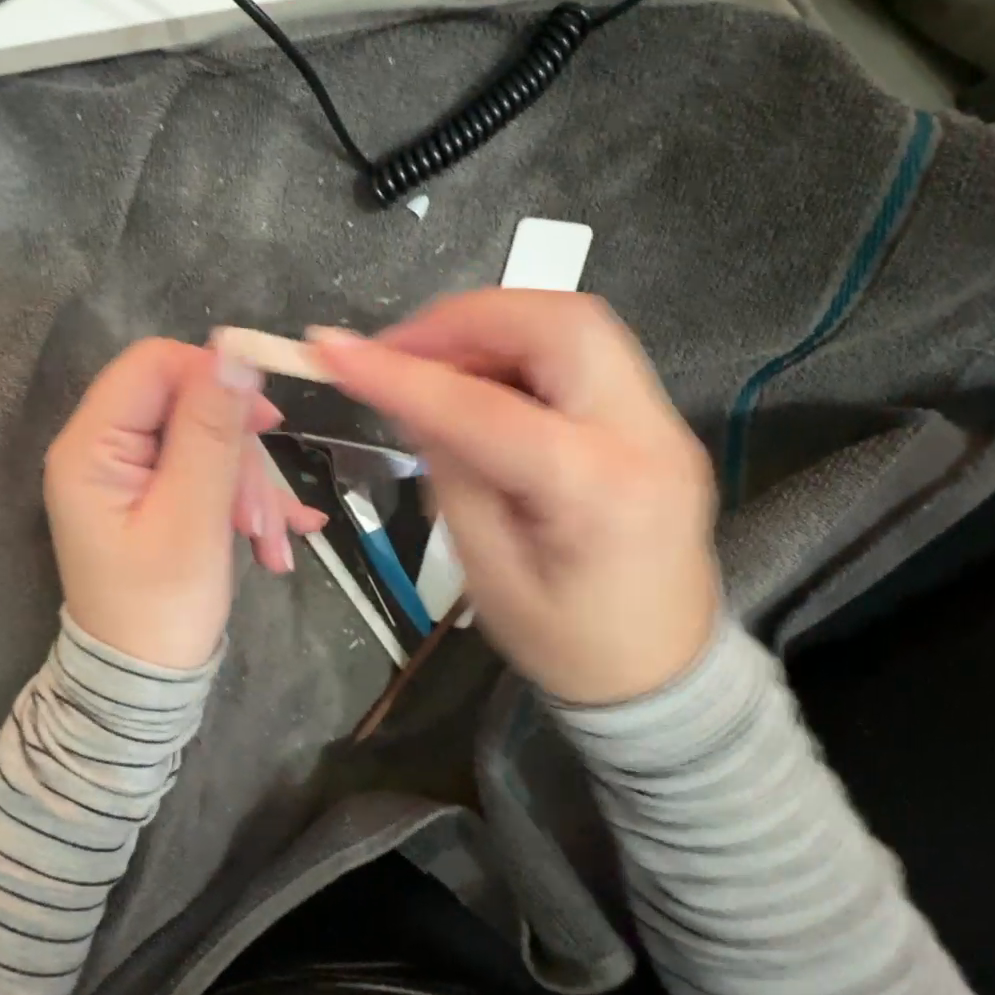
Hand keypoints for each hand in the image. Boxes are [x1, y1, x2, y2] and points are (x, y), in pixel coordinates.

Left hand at [46, 339, 327, 668]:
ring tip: (275, 542)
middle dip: (238, 452)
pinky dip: (238, 501)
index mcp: (90, 447)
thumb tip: (234, 351)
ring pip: (203, 440)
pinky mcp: (149, 495)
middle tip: (269, 514)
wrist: (144, 682)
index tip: (266, 422)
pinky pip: (201, 472)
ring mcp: (124, 474)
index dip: (214, 377)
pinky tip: (273, 540)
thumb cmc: (162, 607)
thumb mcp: (193, 516)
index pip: (153, 364)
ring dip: (247, 485)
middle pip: (184, 403)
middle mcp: (99, 449)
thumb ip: (210, 430)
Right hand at [309, 291, 720, 705]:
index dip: (401, 375)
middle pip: (560, 323)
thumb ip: (453, 476)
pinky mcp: (652, 418)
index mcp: (598, 492)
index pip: (486, 409)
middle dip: (463, 319)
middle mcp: (646, 435)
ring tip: (427, 363)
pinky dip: (514, 350)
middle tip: (394, 348)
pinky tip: (474, 383)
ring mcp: (660, 420)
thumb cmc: (565, 644)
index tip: (332, 349)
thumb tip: (415, 403)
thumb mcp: (487, 572)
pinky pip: (579, 355)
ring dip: (489, 328)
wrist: (663, 674)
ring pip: (573, 324)